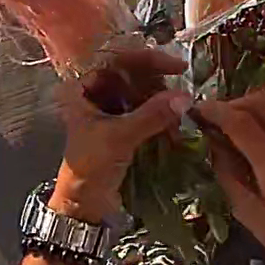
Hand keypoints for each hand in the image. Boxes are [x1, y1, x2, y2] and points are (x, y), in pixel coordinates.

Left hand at [51, 49, 190, 223]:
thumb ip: (150, 115)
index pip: (115, 60)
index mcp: (81, 88)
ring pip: (139, 93)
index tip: (177, 66)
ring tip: (179, 114)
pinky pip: (143, 111)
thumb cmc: (90, 166)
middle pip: (130, 75)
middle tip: (182, 95)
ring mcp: (107, 110)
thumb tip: (183, 97)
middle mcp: (93, 94)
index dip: (146, 60)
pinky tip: (173, 126)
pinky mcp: (119, 127)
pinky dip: (159, 116)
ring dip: (161, 101)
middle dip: (157, 83)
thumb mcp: (119, 137)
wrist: (84, 204)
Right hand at [192, 91, 264, 264]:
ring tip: (225, 131)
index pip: (242, 123)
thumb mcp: (245, 211)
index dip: (214, 111)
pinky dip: (259, 124)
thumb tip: (209, 139)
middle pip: (261, 103)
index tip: (193, 110)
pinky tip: (247, 142)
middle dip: (230, 104)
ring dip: (244, 113)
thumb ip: (226, 171)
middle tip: (210, 118)